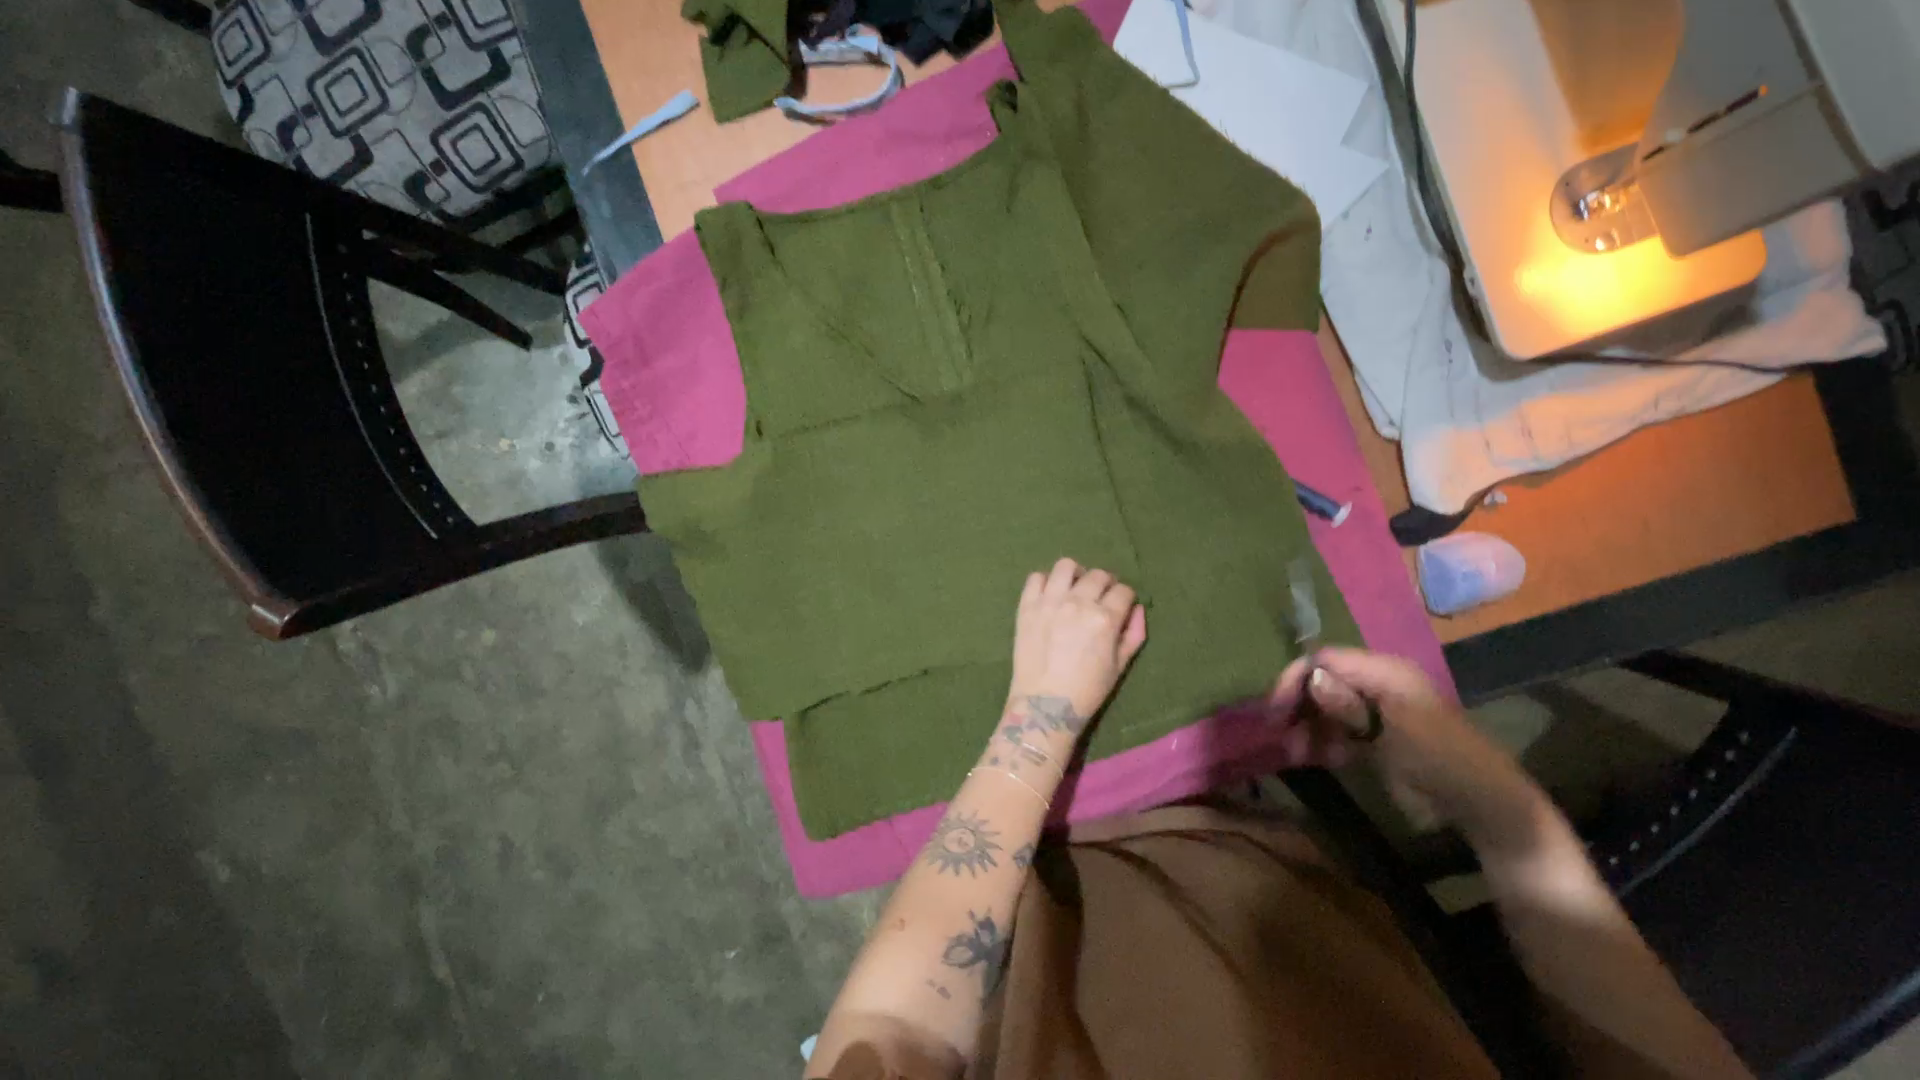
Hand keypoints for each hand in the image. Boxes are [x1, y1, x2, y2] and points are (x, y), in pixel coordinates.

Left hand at [1007, 559, 1147, 728]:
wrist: (1045, 704)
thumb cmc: (1088, 689)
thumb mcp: (1121, 665)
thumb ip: (1134, 633)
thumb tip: (1138, 608)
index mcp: (1105, 618)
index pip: (1124, 591)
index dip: (1126, 597)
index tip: (1121, 605)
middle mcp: (1078, 603)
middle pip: (1098, 575)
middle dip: (1105, 584)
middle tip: (1100, 598)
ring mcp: (1050, 601)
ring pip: (1066, 566)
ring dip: (1076, 574)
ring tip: (1075, 588)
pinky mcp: (1027, 606)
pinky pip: (1035, 577)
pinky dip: (1045, 581)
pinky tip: (1050, 595)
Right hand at [1272, 647, 1547, 847]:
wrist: (1482, 804)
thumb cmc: (1440, 761)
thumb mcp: (1393, 733)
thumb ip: (1351, 706)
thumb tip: (1312, 678)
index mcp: (1385, 672)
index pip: (1325, 659)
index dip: (1296, 679)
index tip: (1275, 714)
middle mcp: (1377, 683)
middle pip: (1322, 681)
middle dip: (1298, 706)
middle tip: (1281, 737)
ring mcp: (1377, 710)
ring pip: (1325, 707)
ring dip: (1307, 727)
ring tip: (1298, 755)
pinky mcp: (1377, 736)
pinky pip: (1337, 729)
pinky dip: (1322, 741)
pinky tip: (1318, 759)